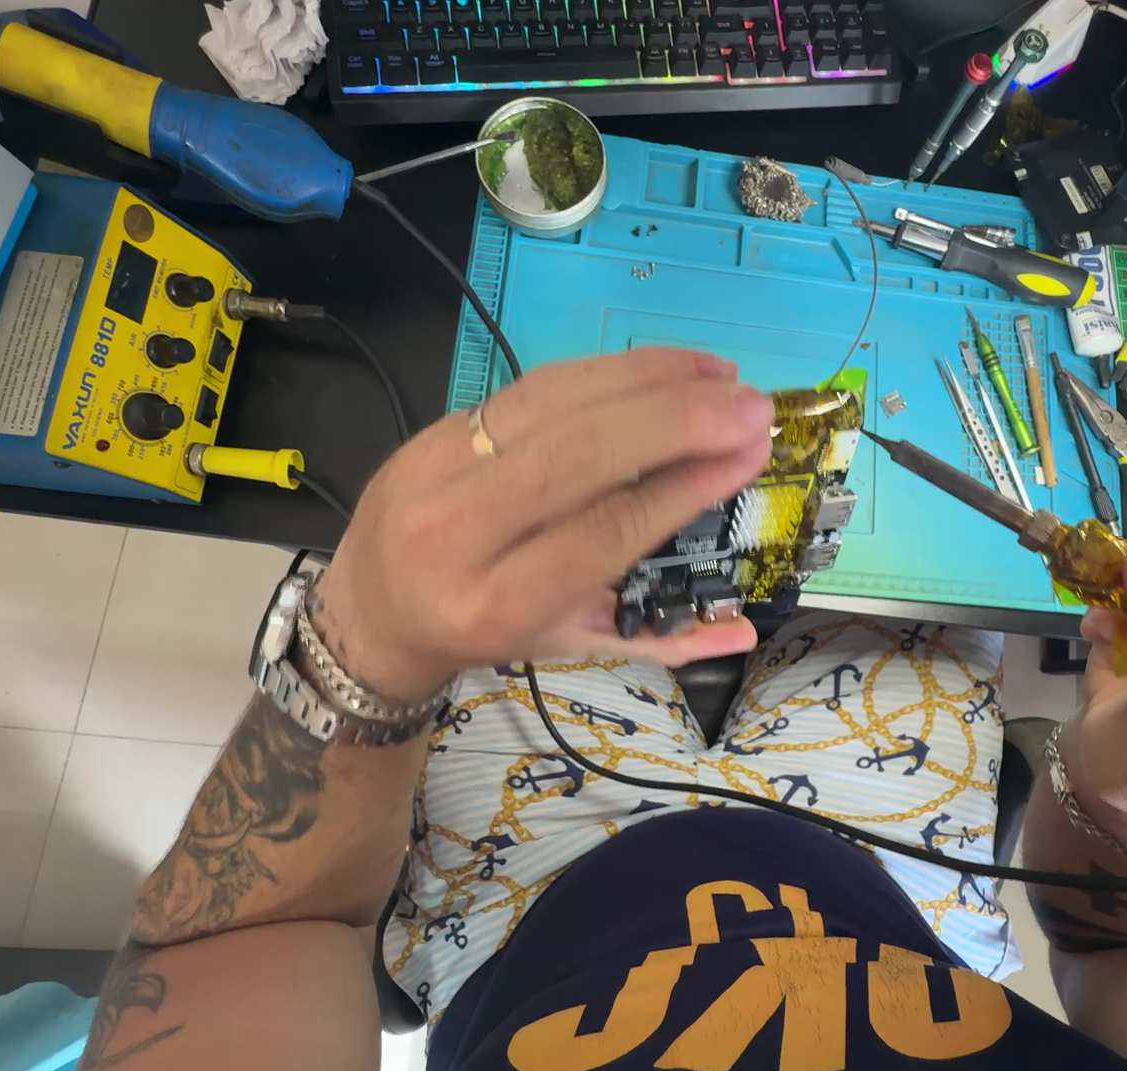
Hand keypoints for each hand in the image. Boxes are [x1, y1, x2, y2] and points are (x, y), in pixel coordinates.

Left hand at [310, 348, 772, 701]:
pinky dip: (608, 368)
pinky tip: (665, 366)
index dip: (681, 488)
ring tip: (721, 377)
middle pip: (576, 454)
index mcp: (497, 602)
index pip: (602, 531)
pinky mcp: (438, 427)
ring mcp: (438, 466)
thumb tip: (745, 631)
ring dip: (649, 379)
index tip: (747, 455)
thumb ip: (655, 640)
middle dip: (675, 422)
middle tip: (751, 407)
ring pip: (555, 402)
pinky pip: (534, 384)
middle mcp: (459, 530)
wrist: (374, 608)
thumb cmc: (483, 633)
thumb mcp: (565, 647)